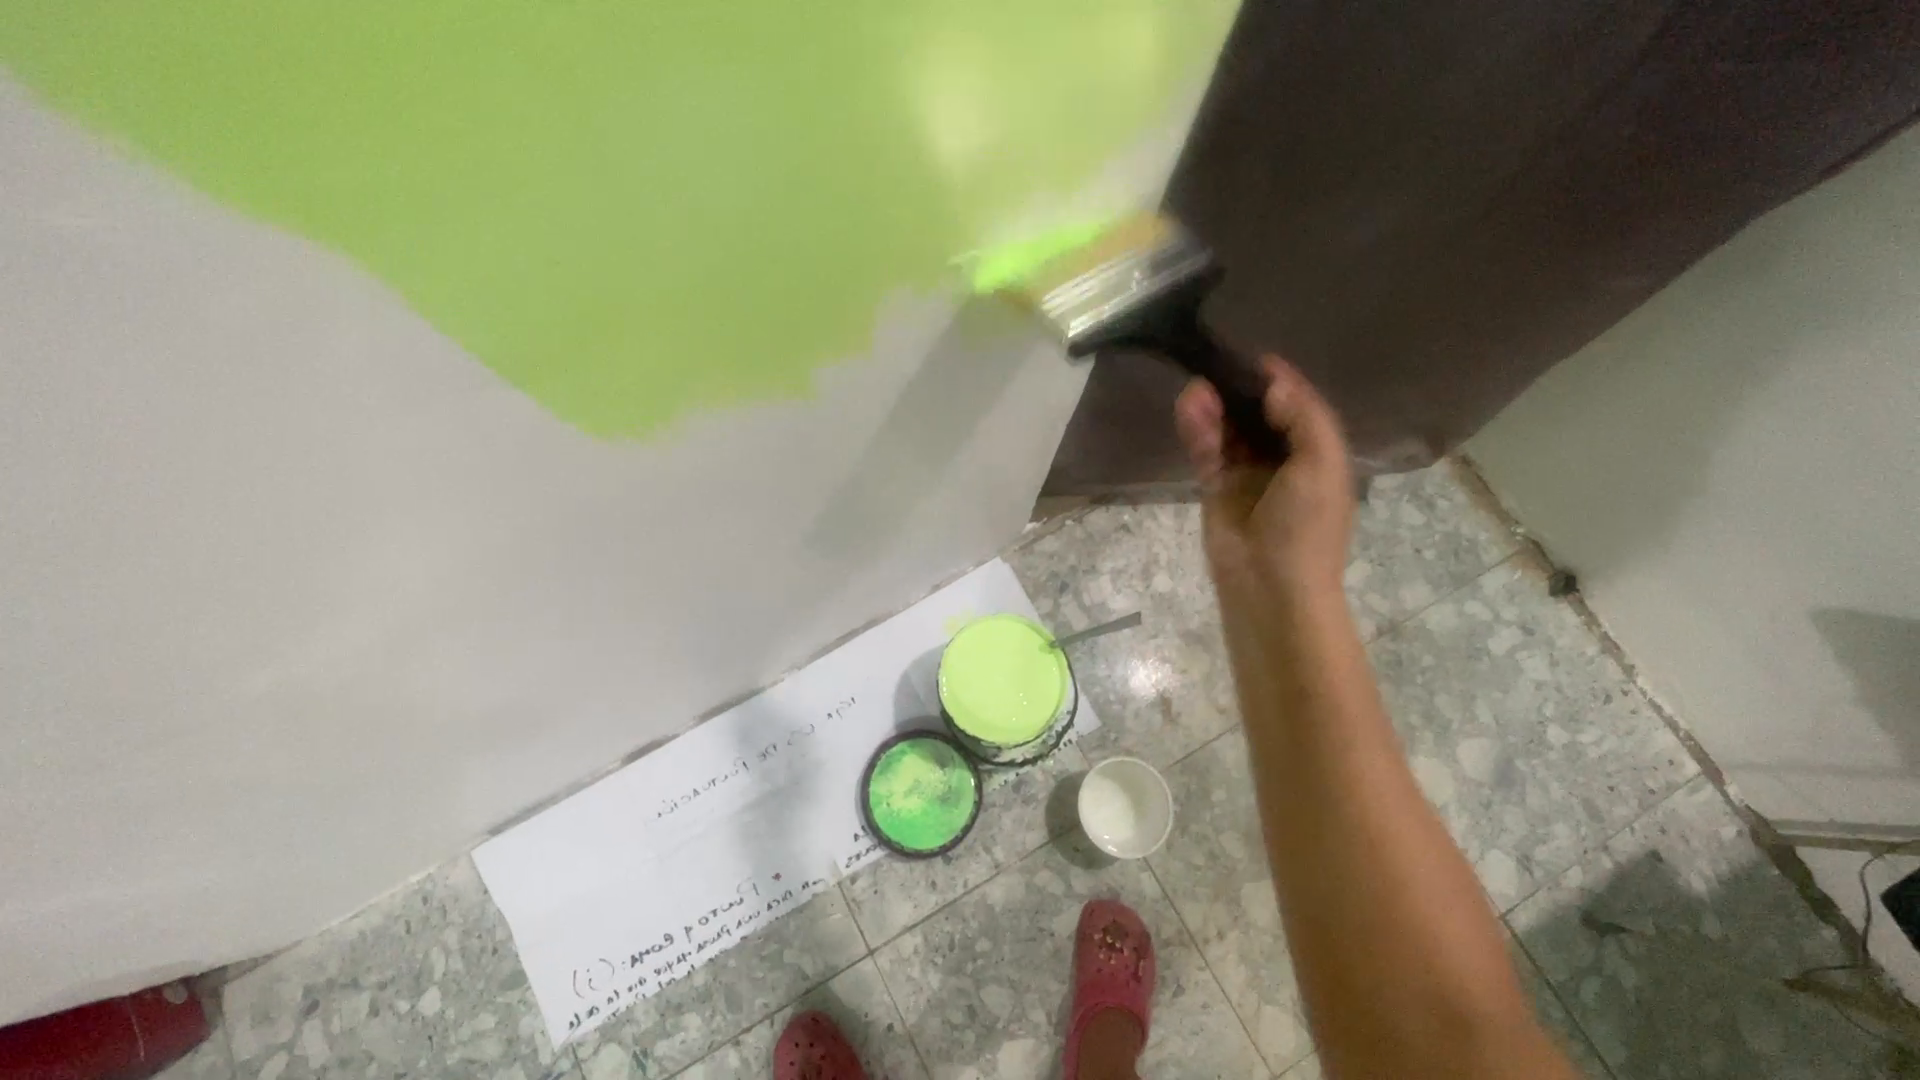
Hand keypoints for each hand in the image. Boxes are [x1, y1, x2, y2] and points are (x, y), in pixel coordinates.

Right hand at [1173, 357, 1353, 599]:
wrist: (1271, 588)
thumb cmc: (1306, 527)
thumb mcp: (1322, 465)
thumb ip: (1304, 418)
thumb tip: (1275, 384)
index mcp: (1318, 453)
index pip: (1298, 406)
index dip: (1279, 382)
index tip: (1252, 359)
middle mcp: (1283, 459)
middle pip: (1258, 413)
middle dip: (1238, 391)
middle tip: (1215, 370)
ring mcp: (1247, 474)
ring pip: (1228, 429)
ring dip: (1213, 408)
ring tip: (1195, 390)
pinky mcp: (1215, 488)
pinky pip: (1206, 451)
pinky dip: (1197, 431)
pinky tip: (1189, 410)